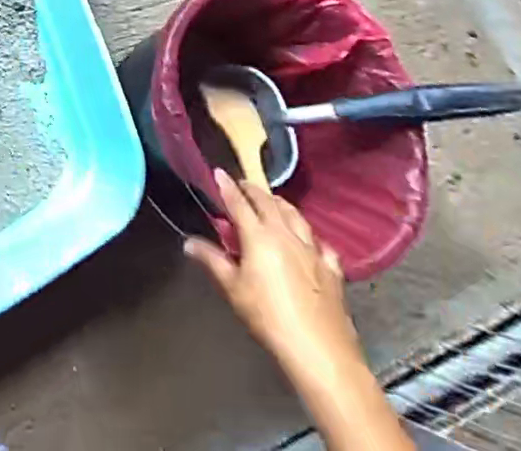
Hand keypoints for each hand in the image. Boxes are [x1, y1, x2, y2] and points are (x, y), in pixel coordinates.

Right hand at [185, 169, 360, 374]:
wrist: (318, 348)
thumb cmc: (268, 316)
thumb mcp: (233, 289)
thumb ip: (212, 260)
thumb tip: (189, 242)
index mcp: (259, 236)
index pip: (239, 203)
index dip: (227, 187)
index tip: (219, 173)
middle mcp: (286, 234)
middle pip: (268, 202)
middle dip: (253, 190)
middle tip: (242, 187)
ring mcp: (312, 249)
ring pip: (296, 215)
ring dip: (280, 204)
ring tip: (272, 203)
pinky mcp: (331, 267)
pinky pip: (319, 242)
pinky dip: (309, 235)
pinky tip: (308, 241)